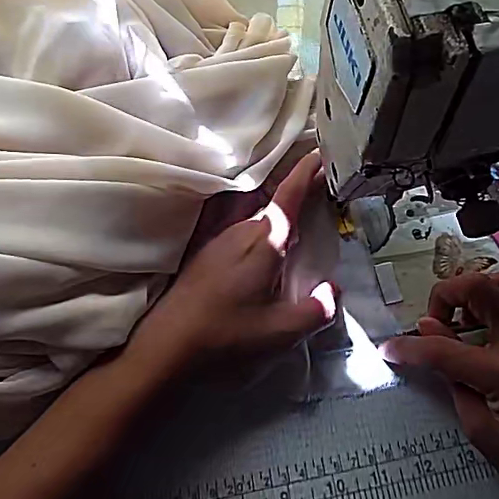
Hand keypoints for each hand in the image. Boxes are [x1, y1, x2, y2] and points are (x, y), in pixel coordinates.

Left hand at [124, 152, 334, 383]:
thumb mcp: (280, 332)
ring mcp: (219, 238)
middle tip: (322, 193)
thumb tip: (332, 290)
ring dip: (276, 212)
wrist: (166, 345)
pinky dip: (256, 225)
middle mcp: (241, 231)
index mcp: (265, 242)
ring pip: (255, 215)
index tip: (321, 154)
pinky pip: (238, 227)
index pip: (290, 196)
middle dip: (298, 193)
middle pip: (274, 203)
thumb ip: (317, 310)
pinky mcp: (205, 252)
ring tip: (296, 223)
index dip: (307, 172)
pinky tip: (260, 249)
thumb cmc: (226, 335)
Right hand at [380, 271, 498, 498]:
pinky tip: (482, 326)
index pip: (446, 347)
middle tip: (432, 323)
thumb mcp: (482, 434)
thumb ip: (452, 379)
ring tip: (459, 321)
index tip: (390, 347)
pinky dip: (495, 300)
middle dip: (444, 295)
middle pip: (479, 287)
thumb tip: (429, 333)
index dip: (411, 346)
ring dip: (473, 291)